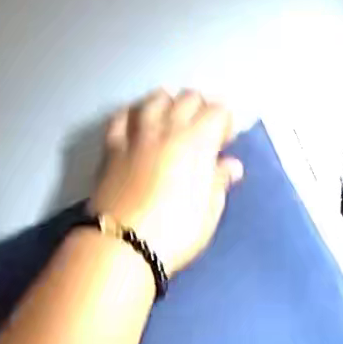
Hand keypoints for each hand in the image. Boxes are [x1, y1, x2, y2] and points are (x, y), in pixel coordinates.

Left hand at [91, 89, 244, 273]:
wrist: (123, 245)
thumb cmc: (175, 234)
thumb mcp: (208, 214)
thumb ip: (218, 183)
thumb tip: (230, 165)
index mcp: (197, 142)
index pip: (218, 113)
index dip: (225, 124)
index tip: (226, 142)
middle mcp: (167, 127)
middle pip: (188, 98)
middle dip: (200, 109)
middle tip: (204, 131)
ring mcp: (136, 133)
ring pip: (155, 99)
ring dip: (169, 104)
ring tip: (173, 120)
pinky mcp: (111, 145)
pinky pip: (124, 116)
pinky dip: (136, 114)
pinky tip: (139, 124)